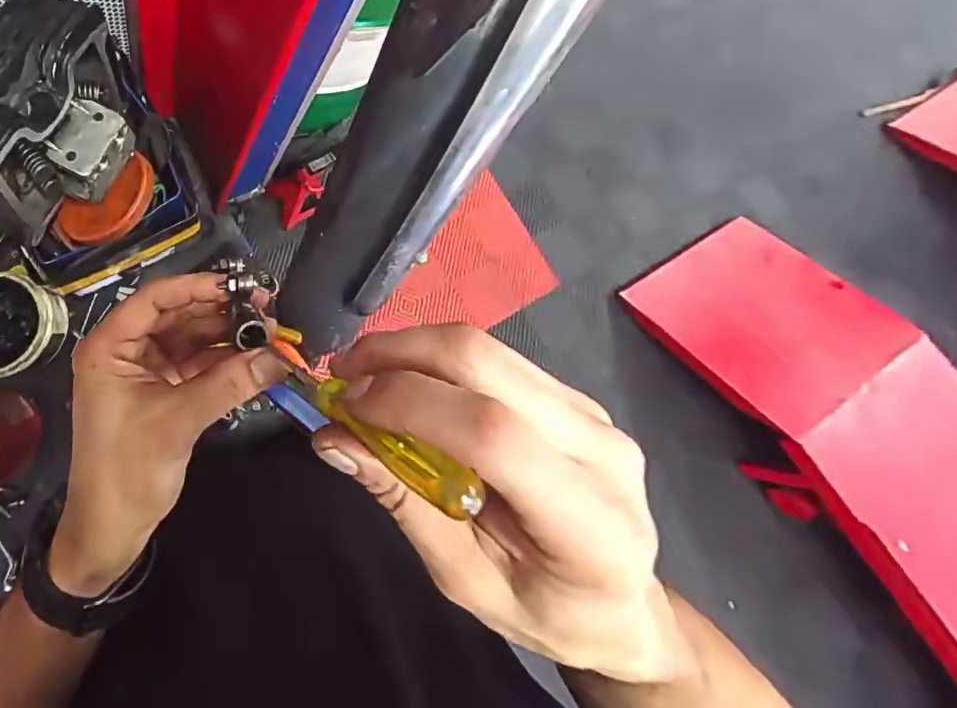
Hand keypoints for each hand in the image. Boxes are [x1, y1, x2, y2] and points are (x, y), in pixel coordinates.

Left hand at [49, 274, 285, 594]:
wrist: (110, 531)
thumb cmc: (127, 472)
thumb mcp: (178, 422)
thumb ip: (230, 383)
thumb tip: (281, 357)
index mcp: (110, 347)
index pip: (155, 298)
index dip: (198, 286)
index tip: (241, 287)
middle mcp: (128, 348)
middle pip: (180, 313)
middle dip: (223, 309)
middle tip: (267, 307)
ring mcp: (148, 367)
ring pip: (194, 334)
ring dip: (230, 332)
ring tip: (270, 329)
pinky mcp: (167, 386)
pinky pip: (201, 359)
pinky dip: (228, 356)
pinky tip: (257, 354)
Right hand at [311, 326, 691, 684]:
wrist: (621, 600)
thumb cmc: (545, 609)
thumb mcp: (466, 581)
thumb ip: (406, 503)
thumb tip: (335, 439)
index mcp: (589, 522)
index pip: (495, 435)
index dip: (413, 405)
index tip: (347, 401)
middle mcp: (600, 449)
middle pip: (490, 366)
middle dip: (404, 352)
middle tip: (345, 368)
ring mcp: (593, 413)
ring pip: (492, 350)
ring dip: (417, 347)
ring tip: (367, 369)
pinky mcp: (575, 396)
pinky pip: (499, 359)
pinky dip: (442, 357)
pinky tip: (410, 375)